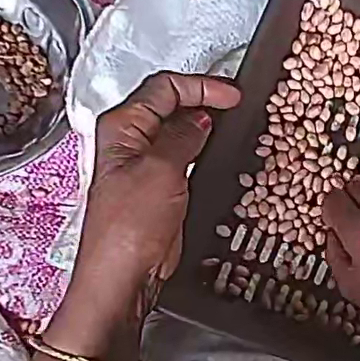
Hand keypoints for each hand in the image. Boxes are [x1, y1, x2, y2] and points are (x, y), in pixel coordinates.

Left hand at [70, 73, 239, 300]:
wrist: (124, 273)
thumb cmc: (130, 225)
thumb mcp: (161, 170)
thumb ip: (183, 138)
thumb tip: (202, 118)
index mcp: (122, 127)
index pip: (164, 89)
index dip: (201, 86)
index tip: (233, 95)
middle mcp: (130, 142)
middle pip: (170, 105)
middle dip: (204, 100)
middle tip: (238, 104)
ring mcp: (145, 165)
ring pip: (179, 131)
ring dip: (205, 125)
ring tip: (234, 125)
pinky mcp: (160, 188)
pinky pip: (184, 157)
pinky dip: (203, 150)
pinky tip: (220, 153)